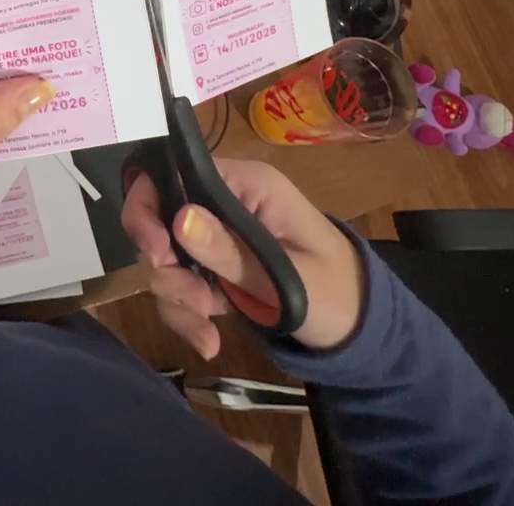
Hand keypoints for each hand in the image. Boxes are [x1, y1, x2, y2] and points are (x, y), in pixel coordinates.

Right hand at [121, 159, 363, 355]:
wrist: (364, 337)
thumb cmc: (339, 296)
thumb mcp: (288, 279)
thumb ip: (232, 251)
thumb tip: (179, 219)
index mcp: (246, 185)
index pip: (174, 172)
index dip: (149, 206)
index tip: (156, 252)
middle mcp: (224, 201)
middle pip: (160, 219)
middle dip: (167, 267)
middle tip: (194, 301)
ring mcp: (216, 235)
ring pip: (165, 258)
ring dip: (176, 297)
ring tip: (208, 330)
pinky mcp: (212, 266)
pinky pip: (177, 283)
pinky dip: (184, 314)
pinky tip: (208, 341)